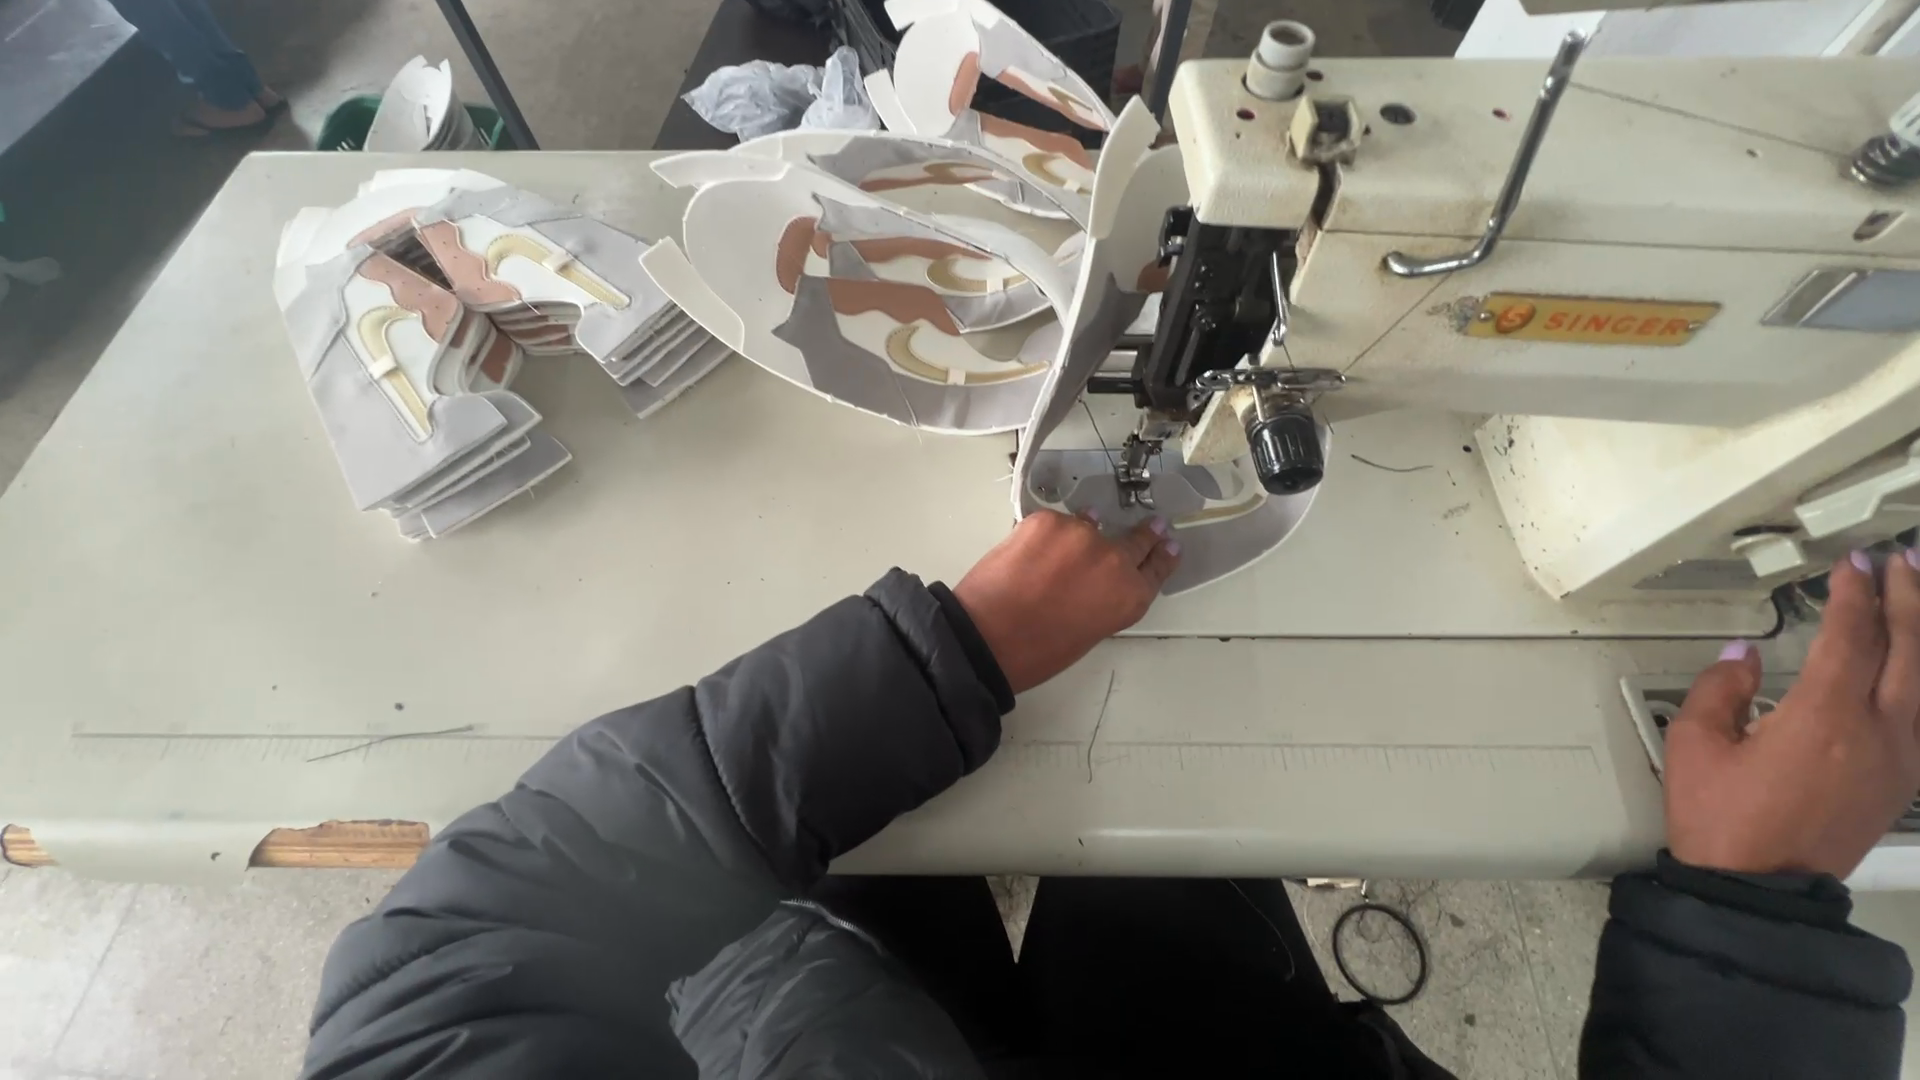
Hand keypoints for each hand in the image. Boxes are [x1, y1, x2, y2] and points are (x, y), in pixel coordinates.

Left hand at [952, 509, 1180, 694]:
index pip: (1156, 568)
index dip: (1162, 555)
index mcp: (1130, 596)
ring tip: (1073, 543)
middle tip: (1150, 525)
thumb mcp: (1088, 631)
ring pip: (1089, 526)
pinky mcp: (1047, 520)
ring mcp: (1080, 534)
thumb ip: (1103, 600)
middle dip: (1141, 533)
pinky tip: (1037, 547)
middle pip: (1135, 539)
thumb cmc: (1038, 650)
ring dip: (1084, 533)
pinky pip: (1055, 522)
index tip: (1168, 544)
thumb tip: (1095, 580)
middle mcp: (1114, 559)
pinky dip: (1049, 533)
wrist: (988, 635)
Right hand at [1665, 550, 1919, 877]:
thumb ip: (1721, 690)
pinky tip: (1918, 662)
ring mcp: (1903, 758)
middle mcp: (1880, 734)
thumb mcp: (1695, 743)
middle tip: (1904, 562)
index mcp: (1823, 719)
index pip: (1849, 640)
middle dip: (1910, 601)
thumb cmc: (1719, 811)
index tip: (1852, 566)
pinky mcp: (1904, 777)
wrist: (1759, 881)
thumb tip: (1745, 654)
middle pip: (1911, 653)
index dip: (1852, 598)